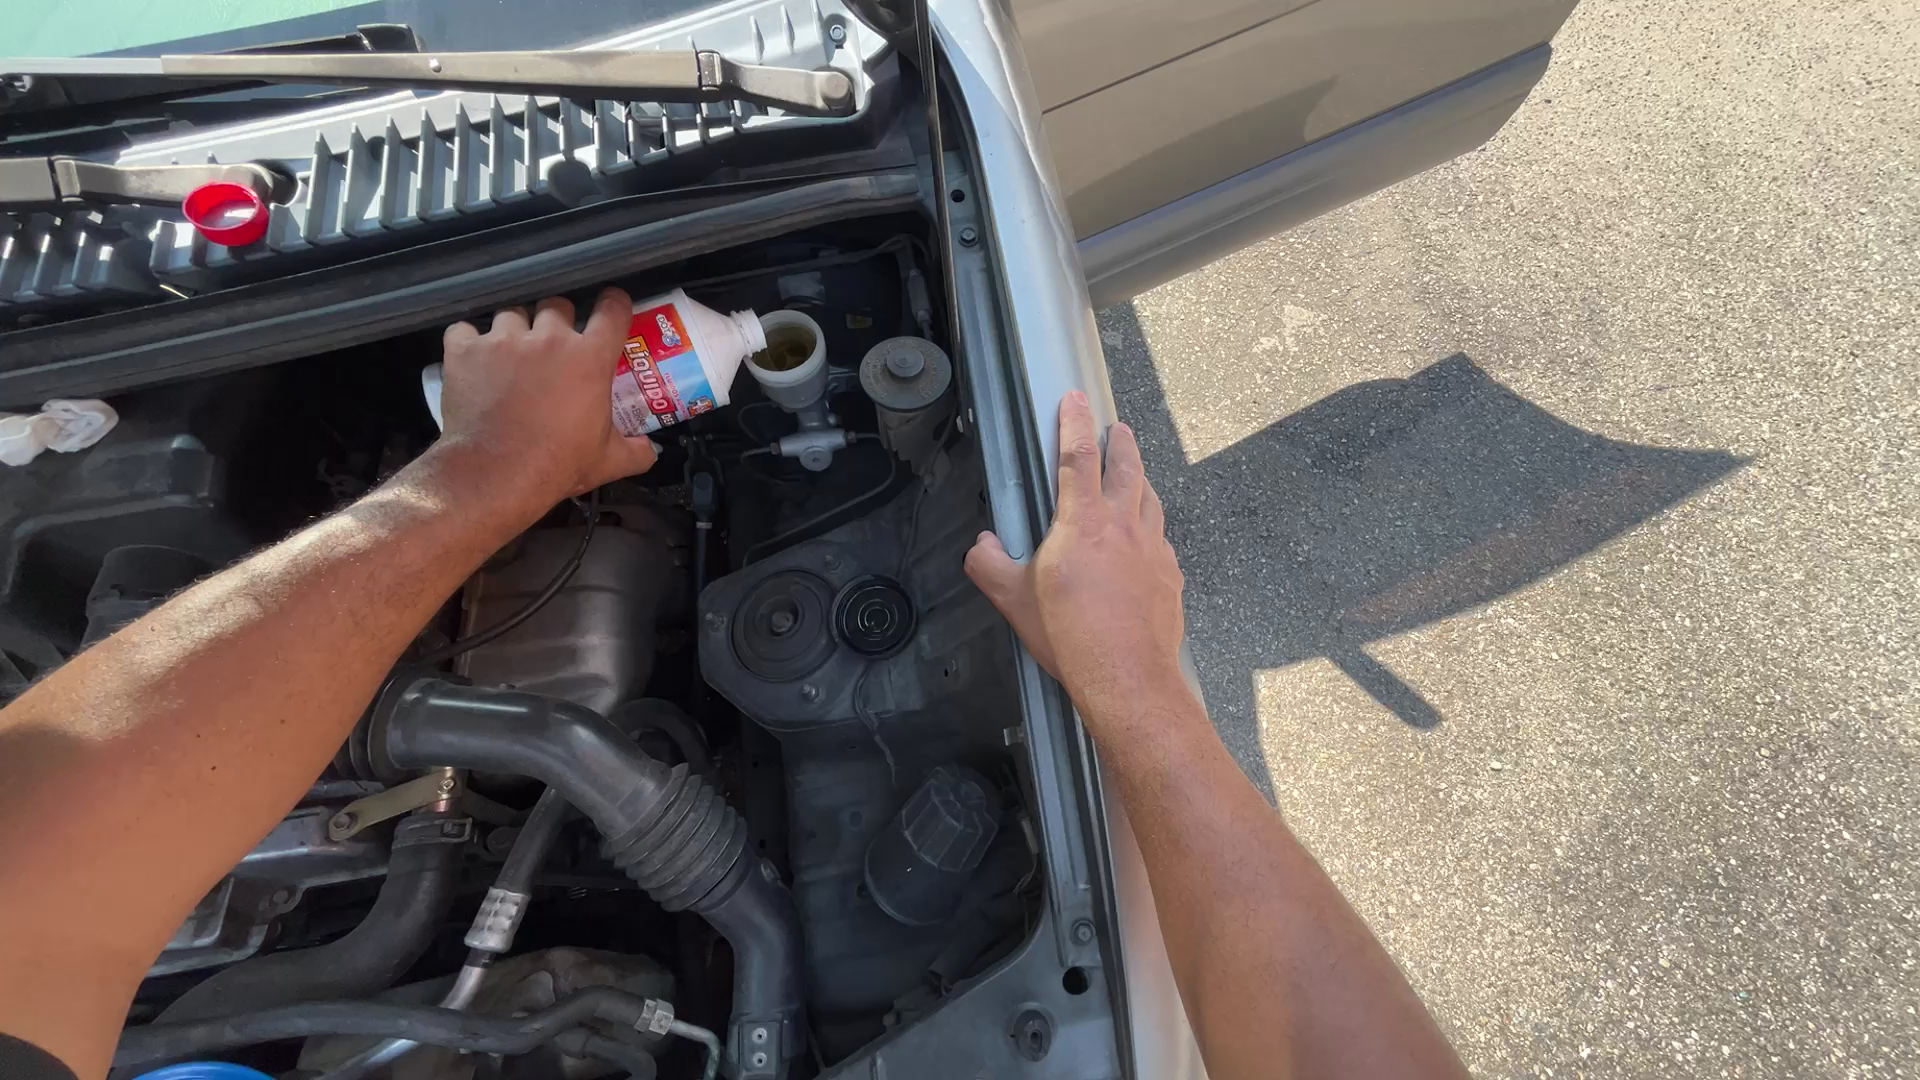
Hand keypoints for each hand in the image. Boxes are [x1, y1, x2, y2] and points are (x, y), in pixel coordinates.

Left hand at [432, 288, 657, 511]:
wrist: (498, 472)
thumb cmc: (560, 463)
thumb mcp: (612, 461)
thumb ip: (639, 451)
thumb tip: (649, 450)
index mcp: (590, 359)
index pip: (612, 311)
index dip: (615, 304)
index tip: (612, 306)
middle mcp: (549, 339)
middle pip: (557, 305)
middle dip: (560, 320)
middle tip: (557, 343)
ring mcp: (503, 340)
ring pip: (512, 314)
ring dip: (517, 329)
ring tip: (515, 352)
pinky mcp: (464, 350)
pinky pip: (465, 329)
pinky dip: (471, 341)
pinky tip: (477, 358)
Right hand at [965, 391, 1189, 726]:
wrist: (1127, 677)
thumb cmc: (1068, 635)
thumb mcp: (1011, 599)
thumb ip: (987, 564)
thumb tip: (980, 545)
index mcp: (1082, 521)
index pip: (1077, 455)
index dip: (1073, 422)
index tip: (1075, 397)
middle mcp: (1123, 525)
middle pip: (1126, 468)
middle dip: (1120, 442)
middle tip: (1117, 428)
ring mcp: (1153, 549)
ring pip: (1150, 498)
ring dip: (1141, 478)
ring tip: (1135, 473)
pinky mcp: (1170, 575)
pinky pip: (1161, 538)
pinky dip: (1151, 526)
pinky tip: (1146, 538)